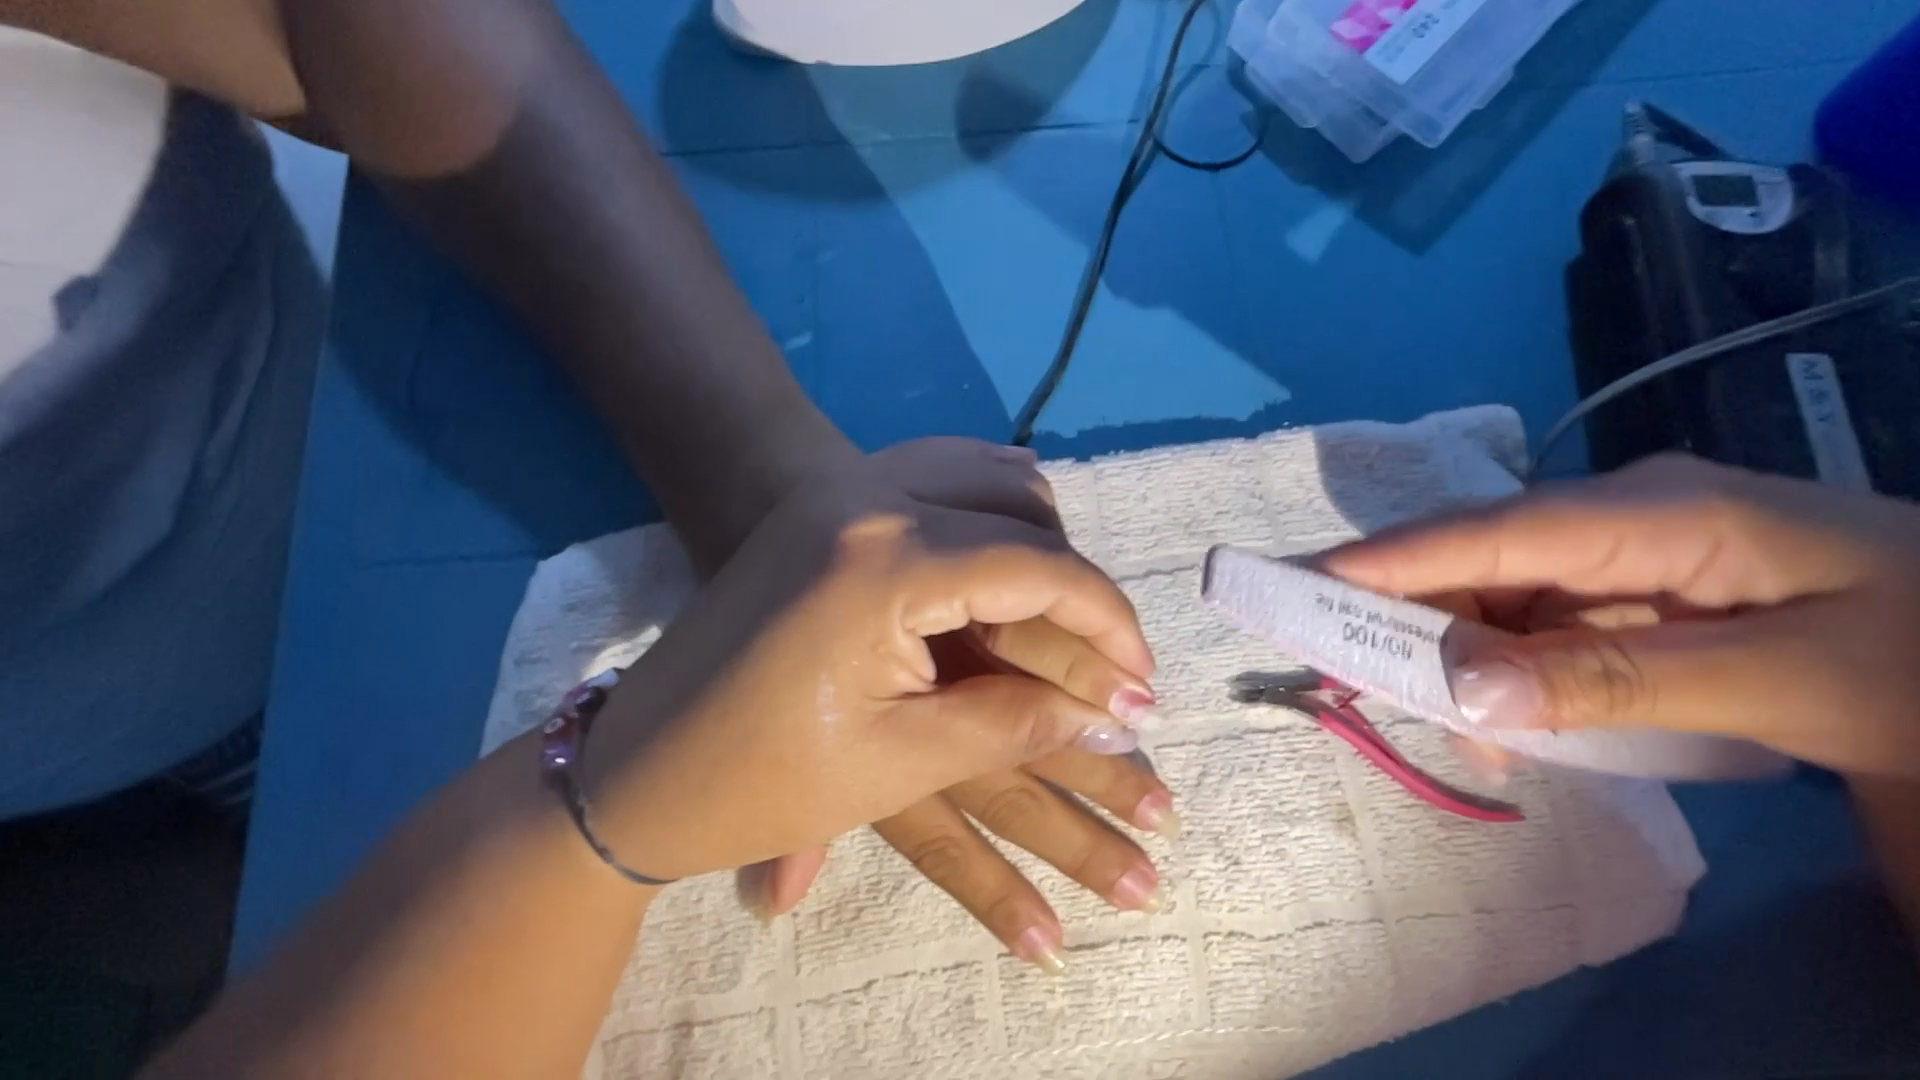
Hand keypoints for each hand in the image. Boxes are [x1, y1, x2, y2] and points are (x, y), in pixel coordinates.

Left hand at [743, 440, 1176, 972]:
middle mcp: (869, 496)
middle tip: (1110, 668)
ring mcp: (843, 490)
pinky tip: (1002, 558)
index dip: (1108, 624)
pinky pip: (936, 474)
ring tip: (1061, 622)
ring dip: (1037, 544)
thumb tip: (1116, 711)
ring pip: (984, 477)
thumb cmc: (757, 780)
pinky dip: (985, 508)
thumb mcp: (899, 763)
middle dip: (1079, 593)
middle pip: (1021, 516)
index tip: (1143, 684)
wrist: (631, 765)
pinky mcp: (828, 505)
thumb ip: (1019, 723)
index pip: (1040, 567)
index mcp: (886, 560)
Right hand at [1321, 455, 1919, 777]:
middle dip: (1411, 621)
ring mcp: (1614, 551)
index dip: (1392, 560)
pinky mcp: (1618, 588)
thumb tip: (1464, 692)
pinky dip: (1502, 675)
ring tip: (1463, 737)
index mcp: (1657, 512)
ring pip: (1493, 597)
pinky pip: (1529, 625)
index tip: (1302, 585)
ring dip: (1458, 662)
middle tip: (1355, 682)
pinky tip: (1507, 724)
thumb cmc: (1919, 656)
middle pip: (1475, 562)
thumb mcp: (1785, 680)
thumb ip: (1618, 681)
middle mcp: (1615, 516)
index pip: (1493, 532)